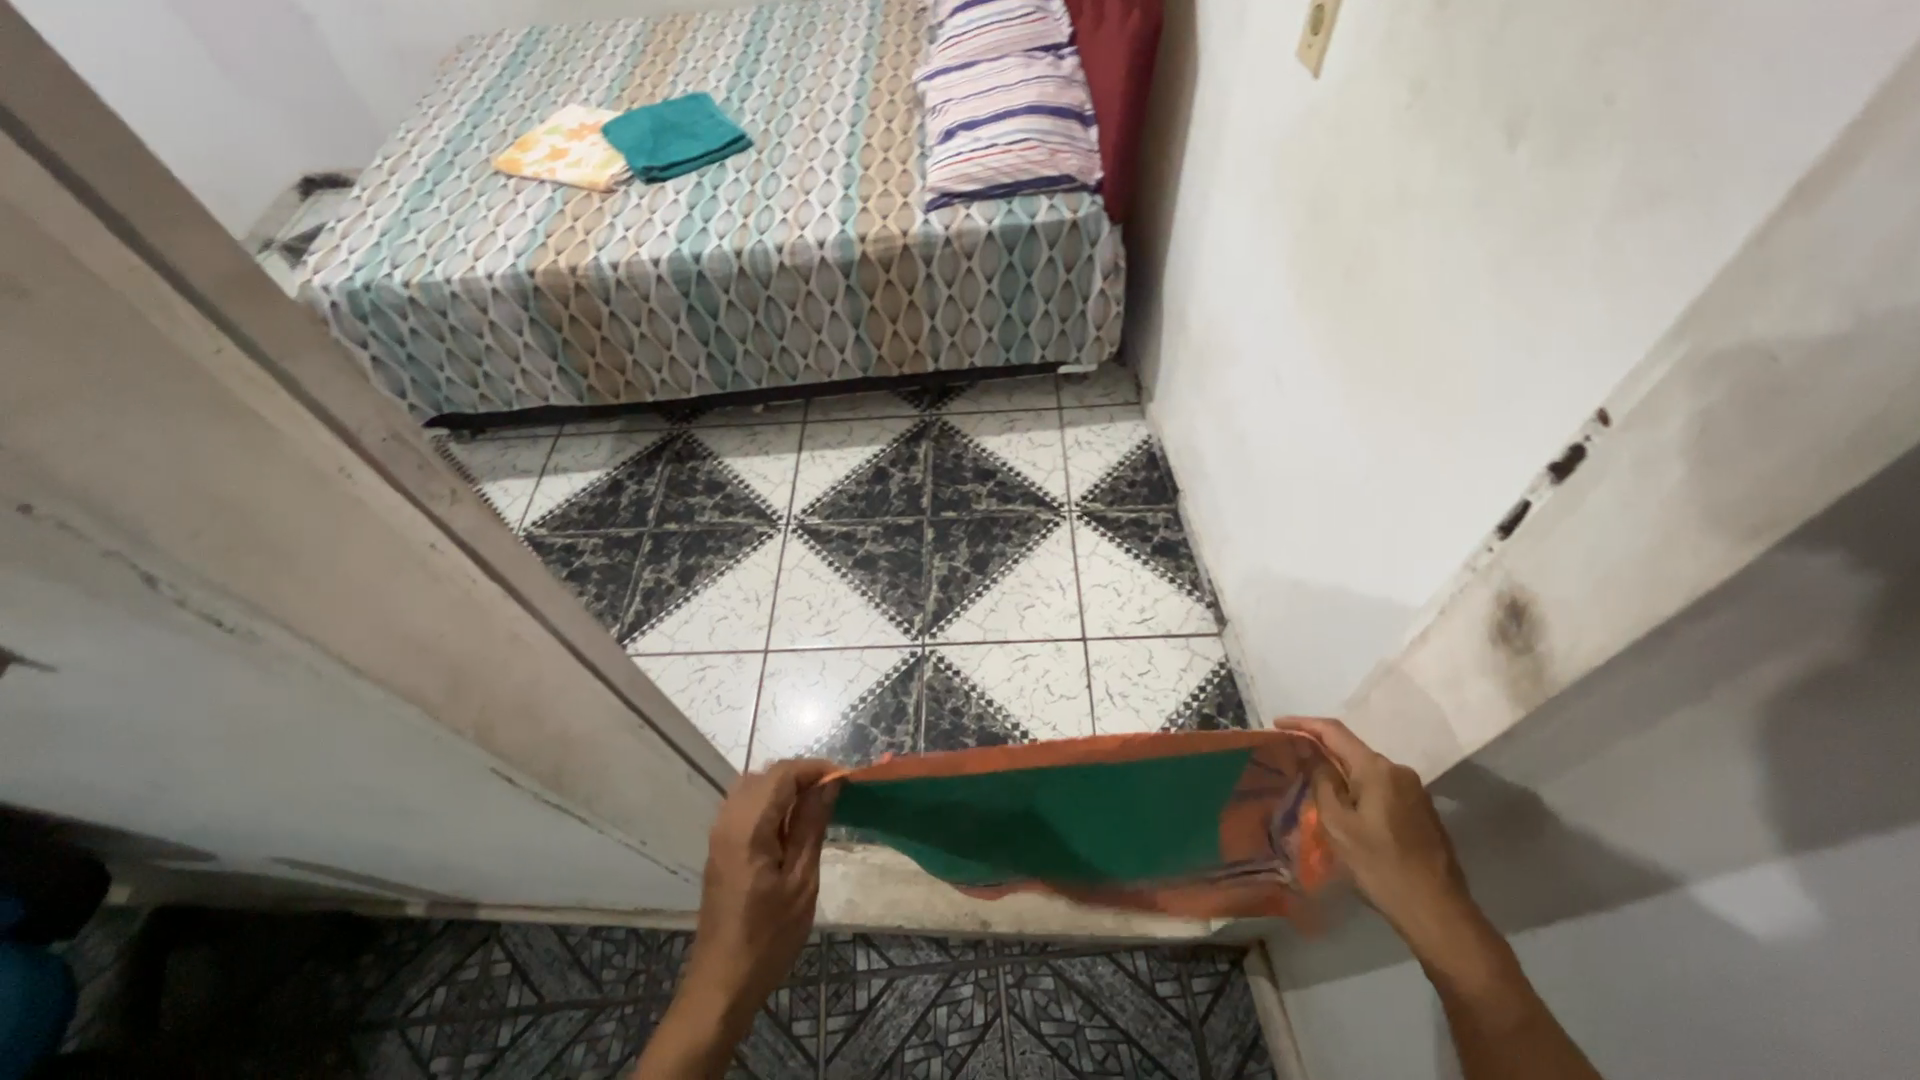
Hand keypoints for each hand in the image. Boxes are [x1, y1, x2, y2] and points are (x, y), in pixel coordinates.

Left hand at [679, 758, 838, 1023]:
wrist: (724, 978)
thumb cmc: (770, 935)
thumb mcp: (802, 880)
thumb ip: (812, 825)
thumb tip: (829, 784)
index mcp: (748, 828)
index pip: (782, 774)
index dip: (815, 769)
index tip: (846, 779)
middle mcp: (728, 821)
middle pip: (766, 775)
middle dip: (801, 776)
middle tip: (835, 794)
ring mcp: (720, 834)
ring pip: (753, 788)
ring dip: (785, 788)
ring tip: (817, 808)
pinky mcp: (720, 847)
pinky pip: (745, 807)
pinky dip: (770, 803)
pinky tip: (792, 826)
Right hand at [1279, 717, 1475, 954]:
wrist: (1435, 908)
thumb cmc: (1379, 865)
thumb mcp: (1338, 824)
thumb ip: (1322, 782)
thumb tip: (1311, 755)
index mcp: (1376, 769)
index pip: (1334, 731)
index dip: (1303, 723)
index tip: (1277, 723)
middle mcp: (1398, 771)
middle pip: (1351, 750)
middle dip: (1320, 750)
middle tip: (1290, 760)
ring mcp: (1414, 791)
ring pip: (1366, 772)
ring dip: (1339, 773)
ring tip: (1312, 787)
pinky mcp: (1420, 810)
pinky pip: (1380, 788)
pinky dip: (1357, 789)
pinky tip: (1344, 809)